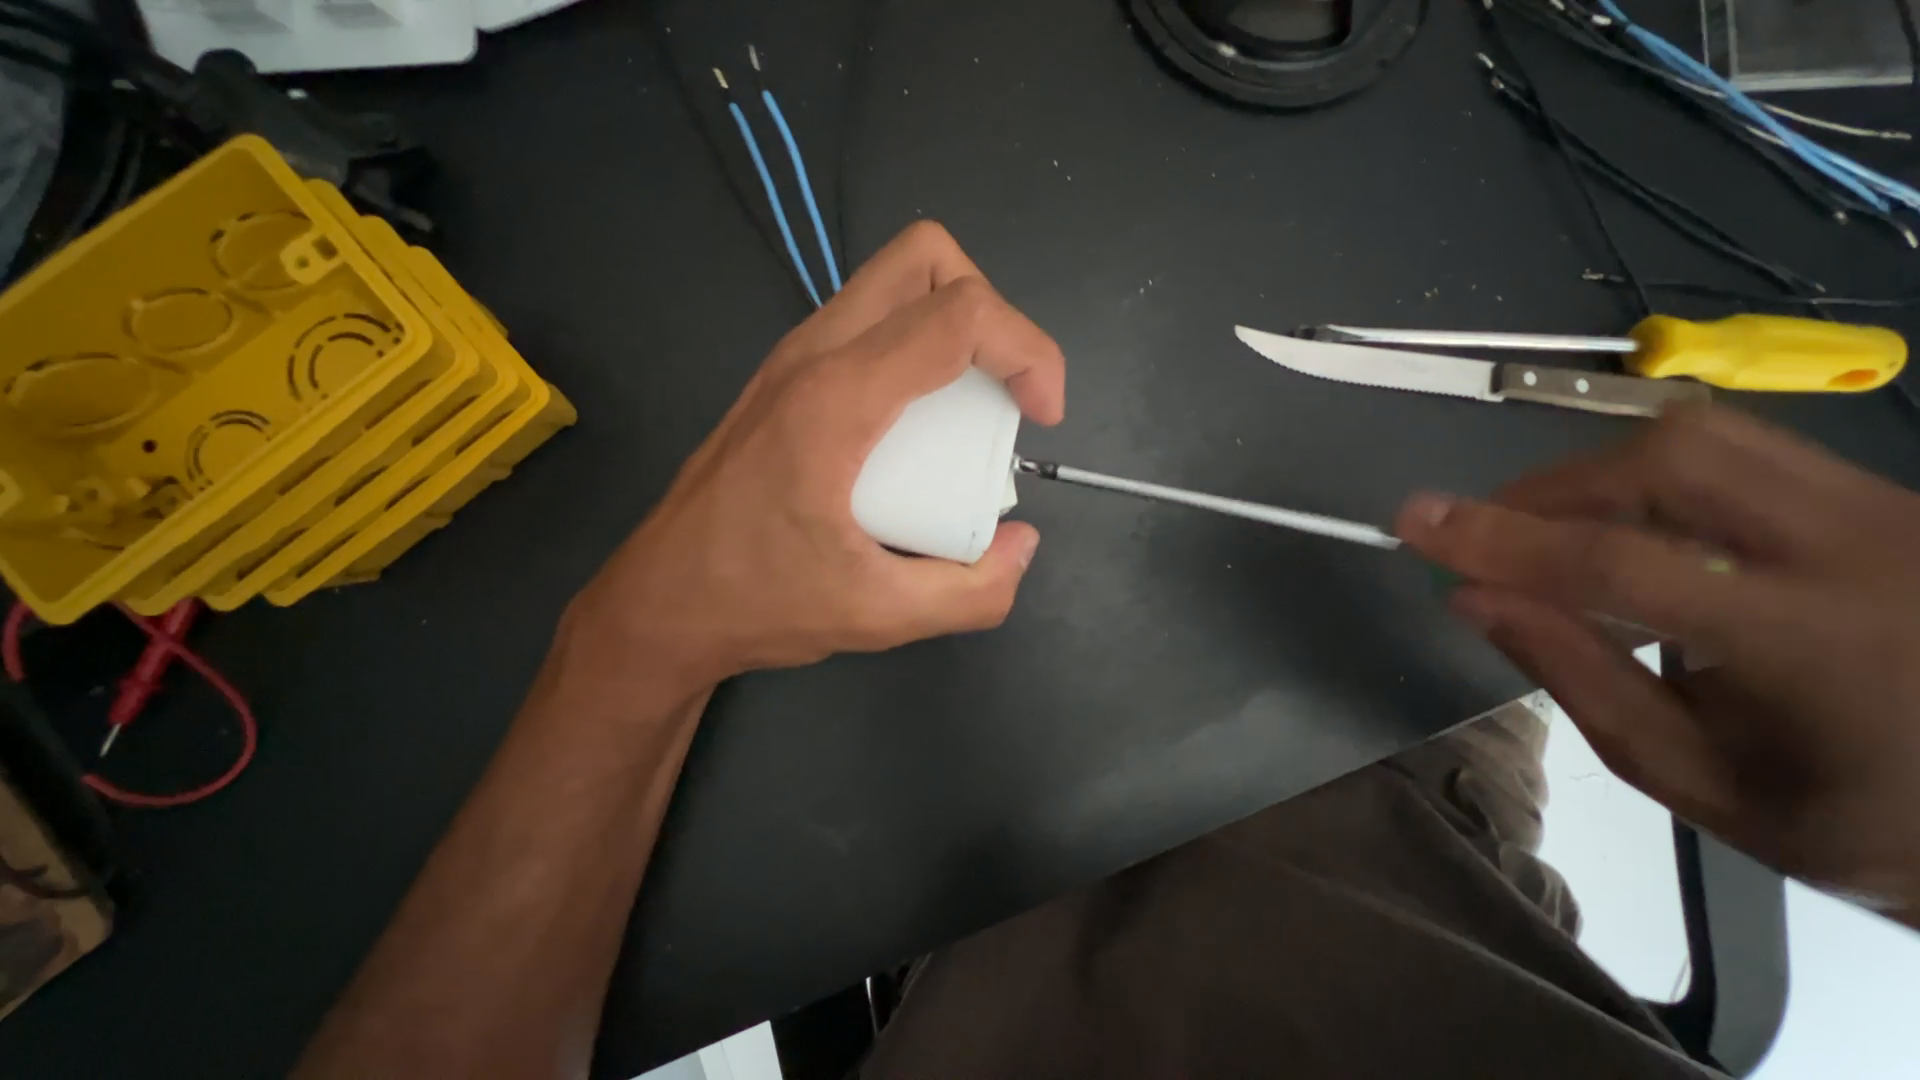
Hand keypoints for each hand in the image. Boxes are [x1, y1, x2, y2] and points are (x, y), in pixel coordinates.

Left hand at [565, 222, 1064, 694]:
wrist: (660, 604)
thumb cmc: (759, 603)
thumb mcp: (879, 617)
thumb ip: (972, 592)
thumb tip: (1022, 546)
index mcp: (837, 399)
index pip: (960, 314)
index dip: (1030, 351)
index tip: (1042, 419)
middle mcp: (813, 354)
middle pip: (924, 257)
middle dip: (990, 310)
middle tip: (1000, 394)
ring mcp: (791, 358)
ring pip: (892, 280)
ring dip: (951, 323)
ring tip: (965, 410)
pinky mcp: (782, 377)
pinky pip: (867, 321)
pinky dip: (914, 345)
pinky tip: (913, 428)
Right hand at [1396, 404, 1919, 920]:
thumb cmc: (1853, 818)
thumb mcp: (1692, 776)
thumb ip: (1575, 677)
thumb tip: (1473, 598)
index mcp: (1816, 645)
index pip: (1619, 564)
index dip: (1501, 539)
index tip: (1414, 522)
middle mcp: (1865, 550)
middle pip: (1671, 460)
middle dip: (1552, 487)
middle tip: (1490, 533)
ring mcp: (1889, 511)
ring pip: (1707, 436)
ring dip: (1597, 473)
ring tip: (1550, 527)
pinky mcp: (1886, 498)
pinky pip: (1741, 454)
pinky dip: (1651, 479)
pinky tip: (1627, 529)